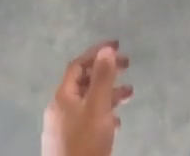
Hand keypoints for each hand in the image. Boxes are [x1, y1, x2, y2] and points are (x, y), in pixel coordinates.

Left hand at [43, 41, 132, 155]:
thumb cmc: (85, 141)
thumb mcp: (98, 107)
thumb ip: (102, 77)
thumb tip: (106, 49)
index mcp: (62, 98)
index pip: (77, 66)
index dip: (97, 52)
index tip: (118, 46)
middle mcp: (59, 110)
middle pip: (83, 82)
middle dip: (106, 72)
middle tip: (128, 66)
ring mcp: (63, 128)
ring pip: (88, 101)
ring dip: (109, 93)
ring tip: (129, 94)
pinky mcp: (70, 143)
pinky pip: (88, 118)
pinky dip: (103, 113)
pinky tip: (117, 121)